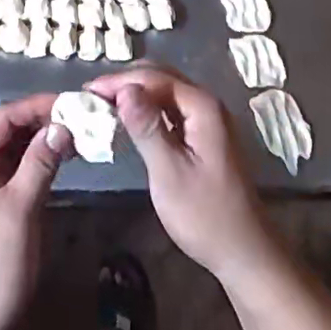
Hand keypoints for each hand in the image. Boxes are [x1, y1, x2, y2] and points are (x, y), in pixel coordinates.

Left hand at [0, 94, 72, 329]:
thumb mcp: (18, 212)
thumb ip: (39, 163)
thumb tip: (63, 125)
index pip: (3, 117)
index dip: (38, 106)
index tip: (74, 103)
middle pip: (9, 130)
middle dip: (45, 121)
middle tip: (85, 118)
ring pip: (16, 149)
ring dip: (45, 141)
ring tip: (83, 134)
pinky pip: (18, 170)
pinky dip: (41, 162)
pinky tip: (67, 158)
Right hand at [86, 66, 282, 285]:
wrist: (244, 252)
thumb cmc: (205, 216)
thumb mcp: (169, 172)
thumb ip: (146, 128)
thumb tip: (124, 89)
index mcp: (202, 107)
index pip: (153, 78)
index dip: (118, 81)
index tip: (86, 91)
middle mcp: (207, 104)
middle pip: (161, 77)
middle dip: (125, 82)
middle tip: (91, 96)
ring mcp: (208, 120)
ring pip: (165, 92)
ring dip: (136, 93)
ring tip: (104, 105)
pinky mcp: (204, 136)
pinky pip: (171, 109)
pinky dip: (148, 109)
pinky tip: (130, 120)